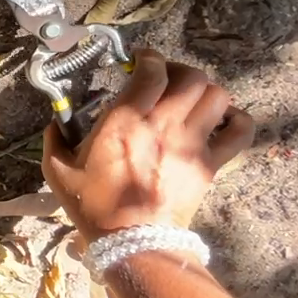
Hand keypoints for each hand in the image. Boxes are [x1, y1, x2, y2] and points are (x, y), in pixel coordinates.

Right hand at [41, 49, 253, 244]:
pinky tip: (219, 119)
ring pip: (218, 96)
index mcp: (124, 122)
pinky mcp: (213, 162)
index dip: (147, 58)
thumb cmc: (91, 203)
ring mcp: (194, 143)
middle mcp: (164, 125)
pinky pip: (241, 129)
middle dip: (177, 69)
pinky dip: (235, 118)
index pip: (150, 72)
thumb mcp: (56, 168)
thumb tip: (57, 120)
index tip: (138, 59)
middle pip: (192, 77)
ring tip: (186, 96)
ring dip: (203, 89)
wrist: (132, 239)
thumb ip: (55, 137)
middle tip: (162, 75)